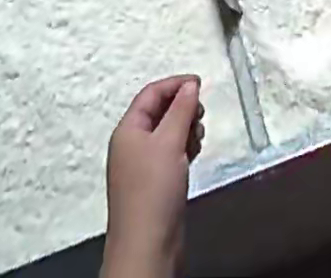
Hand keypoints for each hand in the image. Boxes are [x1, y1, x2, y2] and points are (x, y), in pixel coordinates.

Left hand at [102, 75, 204, 277]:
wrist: (147, 246)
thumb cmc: (154, 188)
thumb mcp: (170, 142)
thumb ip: (181, 109)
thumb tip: (191, 85)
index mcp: (128, 129)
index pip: (151, 93)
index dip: (175, 84)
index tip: (201, 84)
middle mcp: (132, 143)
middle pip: (160, 110)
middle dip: (183, 107)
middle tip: (201, 115)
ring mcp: (142, 163)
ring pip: (168, 131)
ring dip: (186, 127)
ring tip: (198, 138)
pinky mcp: (154, 180)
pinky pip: (171, 150)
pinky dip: (185, 145)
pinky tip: (195, 153)